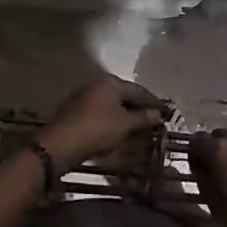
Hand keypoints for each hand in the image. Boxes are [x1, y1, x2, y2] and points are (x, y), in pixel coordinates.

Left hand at [38, 74, 167, 171]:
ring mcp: (83, 96)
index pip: (138, 90)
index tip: (165, 111)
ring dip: (124, 113)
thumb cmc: (98, 129)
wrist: (61, 144)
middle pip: (123, 95)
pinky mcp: (74, 110)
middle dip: (138, 107)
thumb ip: (143, 118)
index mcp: (110, 82)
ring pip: (110, 104)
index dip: (153, 102)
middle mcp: (96, 84)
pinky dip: (111, 119)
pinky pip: (99, 112)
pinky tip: (116, 129)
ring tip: (136, 125)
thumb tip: (158, 114)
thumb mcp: (125, 125)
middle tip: (152, 117)